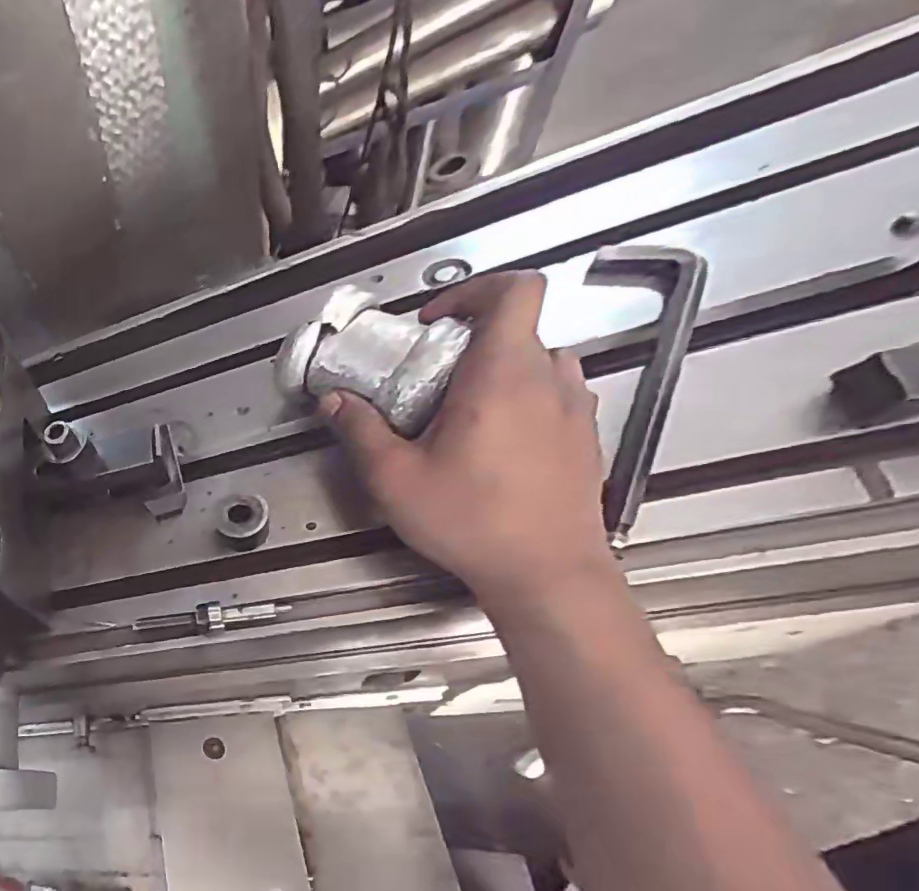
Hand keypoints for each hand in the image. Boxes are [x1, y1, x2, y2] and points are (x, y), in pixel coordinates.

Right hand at [320, 271, 615, 604]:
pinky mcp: (582, 438)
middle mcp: (547, 381)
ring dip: (495, 371)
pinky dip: (519, 401)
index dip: (472, 290)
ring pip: (536, 361)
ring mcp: (574, 409)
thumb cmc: (474, 522)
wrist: (545, 571)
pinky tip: (489, 445)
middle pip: (515, 329)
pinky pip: (551, 396)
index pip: (514, 290)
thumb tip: (336, 401)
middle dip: (467, 344)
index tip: (434, 323)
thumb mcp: (394, 477)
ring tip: (458, 412)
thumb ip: (360, 430)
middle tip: (428, 380)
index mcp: (502, 376)